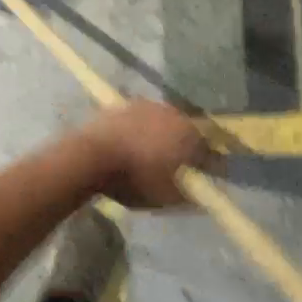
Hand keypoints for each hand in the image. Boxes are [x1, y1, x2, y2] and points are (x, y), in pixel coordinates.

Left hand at [71, 100, 212, 208]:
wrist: (90, 155)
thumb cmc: (135, 178)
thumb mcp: (168, 196)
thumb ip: (191, 193)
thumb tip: (202, 192)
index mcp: (190, 133)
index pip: (210, 149)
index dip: (211, 164)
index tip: (207, 176)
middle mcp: (173, 112)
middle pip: (187, 130)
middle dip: (187, 146)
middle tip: (179, 164)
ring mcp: (147, 105)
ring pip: (163, 122)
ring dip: (162, 135)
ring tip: (152, 154)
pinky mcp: (123, 104)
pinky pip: (140, 119)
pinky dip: (140, 130)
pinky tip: (132, 143)